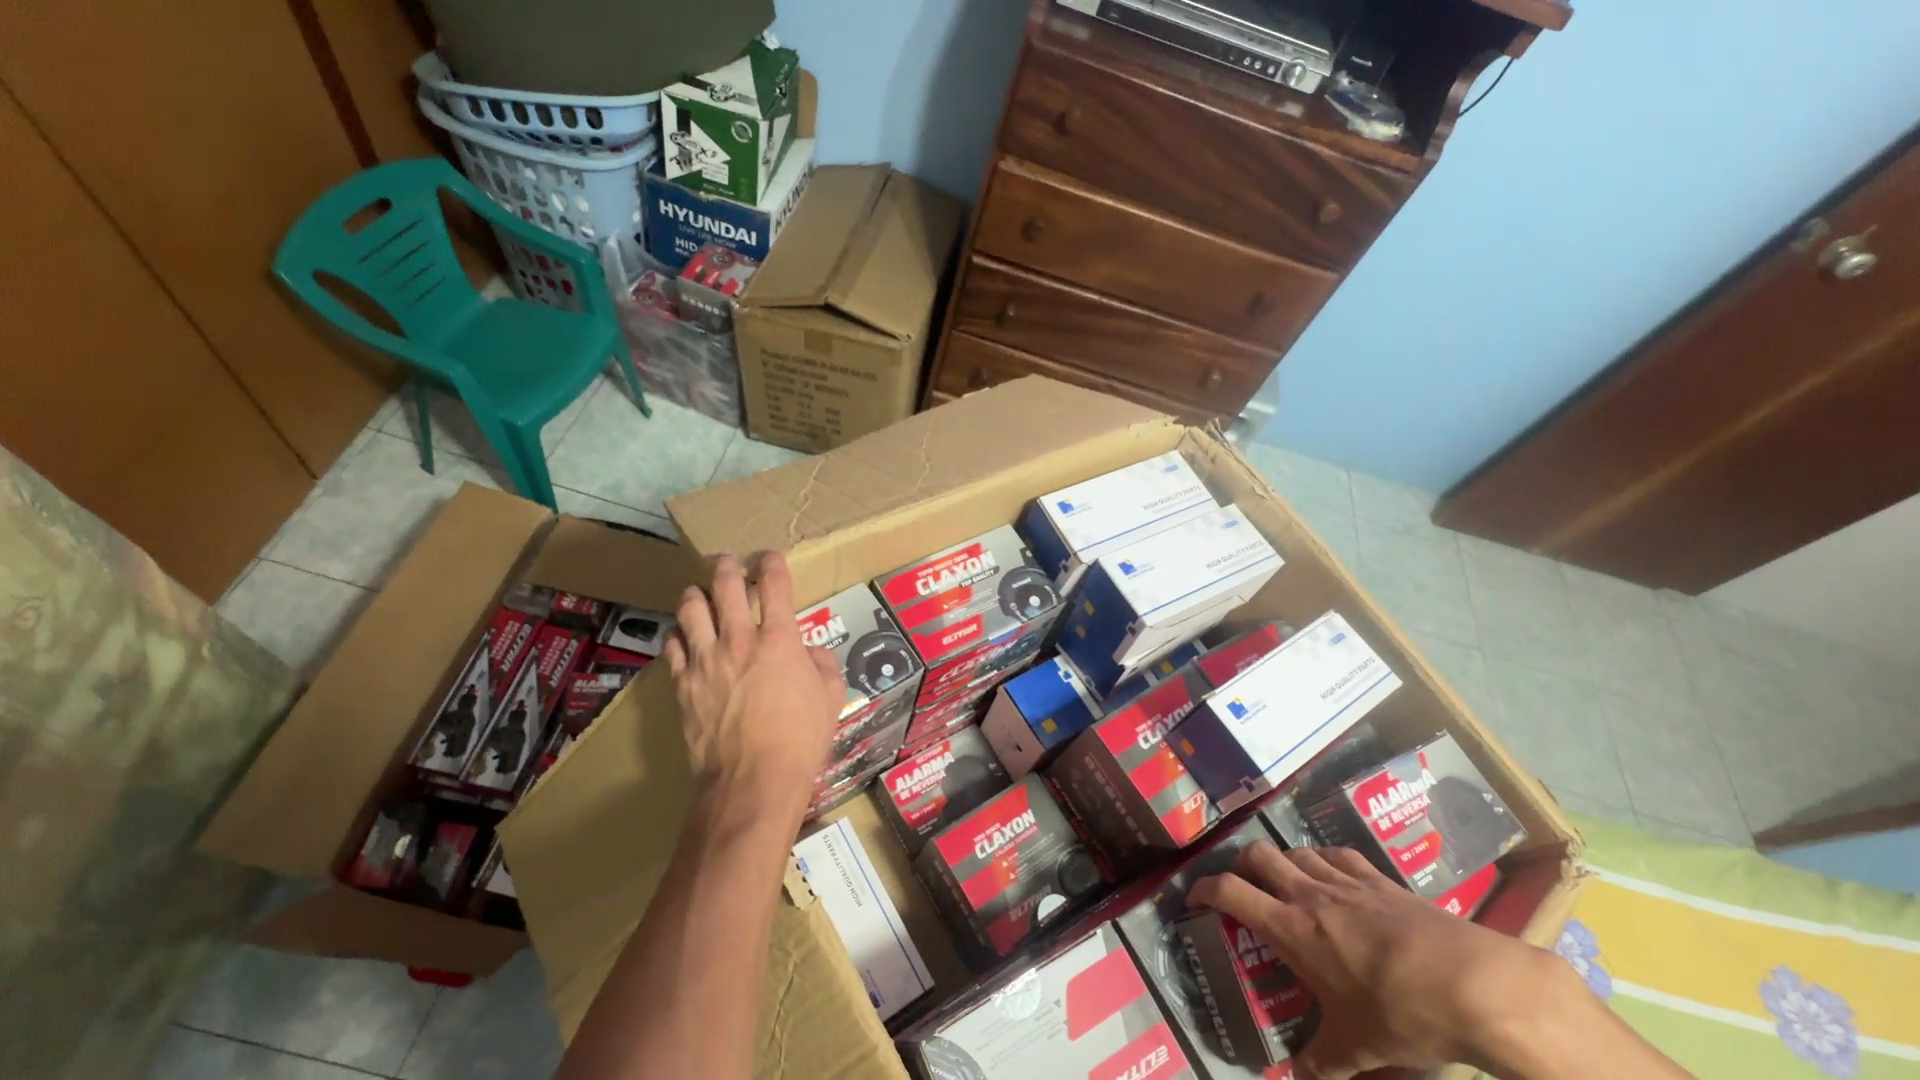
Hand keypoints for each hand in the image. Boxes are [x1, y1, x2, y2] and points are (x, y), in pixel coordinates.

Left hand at [665, 551, 844, 824]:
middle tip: (729, 562)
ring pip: (691, 607)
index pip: (775, 583)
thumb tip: (811, 653)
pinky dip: (677, 633)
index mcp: (780, 638)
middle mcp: (739, 638)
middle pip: (726, 584)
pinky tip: (682, 634)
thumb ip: (823, 666)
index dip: (772, 562)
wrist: (752, 779)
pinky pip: (672, 644)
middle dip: (728, 565)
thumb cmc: (800, 740)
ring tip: (699, 592)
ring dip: (696, 593)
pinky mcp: (681, 683)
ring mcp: (705, 659)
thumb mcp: (831, 699)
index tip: (770, 557)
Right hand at [1190, 843, 1582, 1079]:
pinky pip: (1339, 855)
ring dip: (1282, 861)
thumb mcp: (1356, 1050)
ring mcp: (1349, 881)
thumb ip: (1319, 1066)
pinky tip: (1333, 877)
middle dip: (1241, 864)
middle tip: (1240, 886)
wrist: (1476, 985)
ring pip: (1298, 850)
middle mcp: (1311, 894)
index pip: (1230, 891)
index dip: (1203, 888)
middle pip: (1259, 854)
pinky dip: (1323, 860)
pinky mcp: (1383, 880)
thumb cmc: (1401, 1014)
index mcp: (1292, 929)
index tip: (1194, 897)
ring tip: (1284, 883)